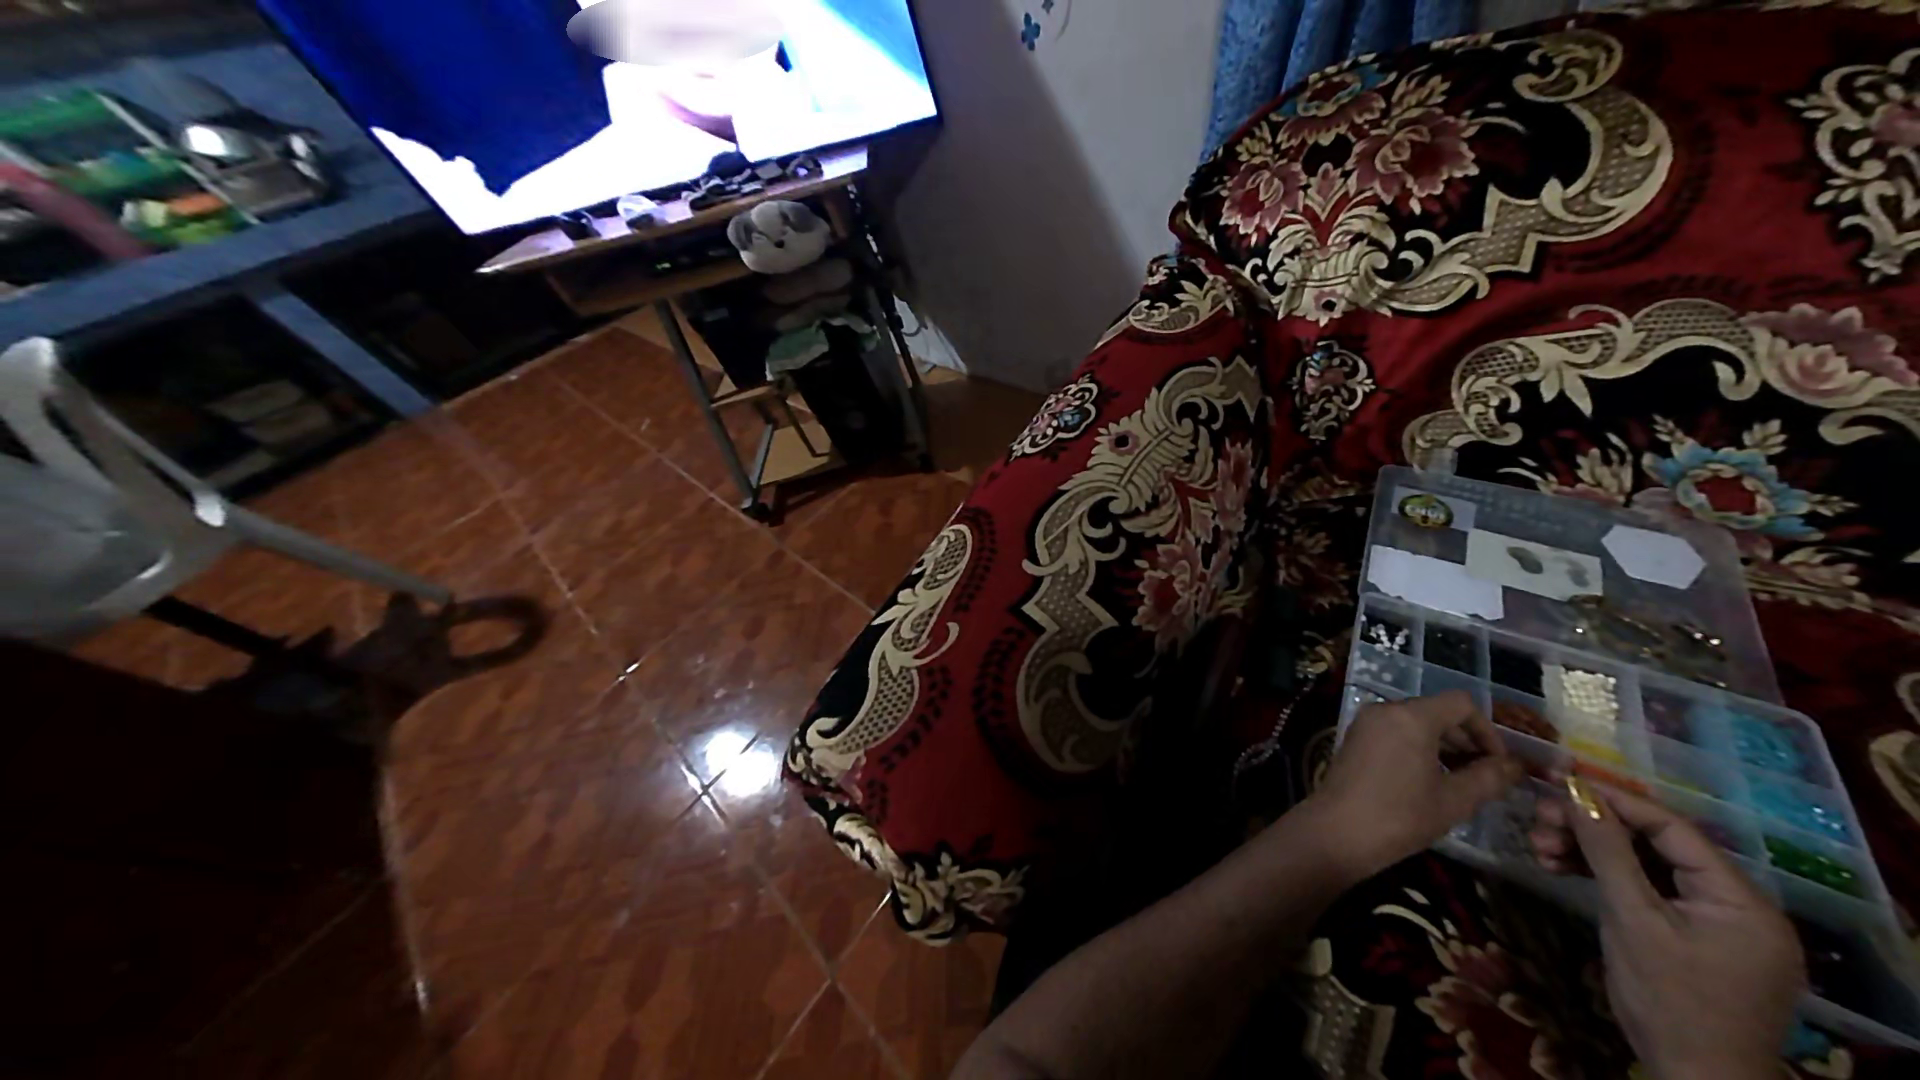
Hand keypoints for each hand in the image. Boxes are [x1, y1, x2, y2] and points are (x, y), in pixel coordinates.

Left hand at [1304, 691, 1522, 880]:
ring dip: (1445, 746)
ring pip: (1417, 723)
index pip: (1461, 703)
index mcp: (1410, 716)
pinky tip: (1432, 780)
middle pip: (1437, 712)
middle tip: (1487, 776)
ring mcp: (1366, 722)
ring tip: (1464, 782)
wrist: (1338, 830)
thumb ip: (1489, 777)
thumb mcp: (1455, 799)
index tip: (1499, 763)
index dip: (1487, 730)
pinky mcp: (1356, 738)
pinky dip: (1419, 747)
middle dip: (1467, 740)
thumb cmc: (1400, 814)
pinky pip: (1396, 732)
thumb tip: (1516, 766)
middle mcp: (1385, 710)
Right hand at [1531, 783, 1802, 1079]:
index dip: (1616, 802)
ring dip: (1586, 851)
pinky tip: (1556, 866)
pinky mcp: (1684, 933)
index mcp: (1740, 900)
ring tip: (1538, 845)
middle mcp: (1733, 904)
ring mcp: (1709, 920)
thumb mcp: (1633, 918)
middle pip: (1653, 846)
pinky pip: (1641, 890)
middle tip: (1538, 817)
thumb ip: (1607, 853)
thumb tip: (1577, 794)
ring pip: (1641, 865)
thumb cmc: (1669, 996)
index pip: (1674, 831)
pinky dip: (1599, 876)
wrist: (1693, 1073)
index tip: (1561, 783)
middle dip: (1591, 828)